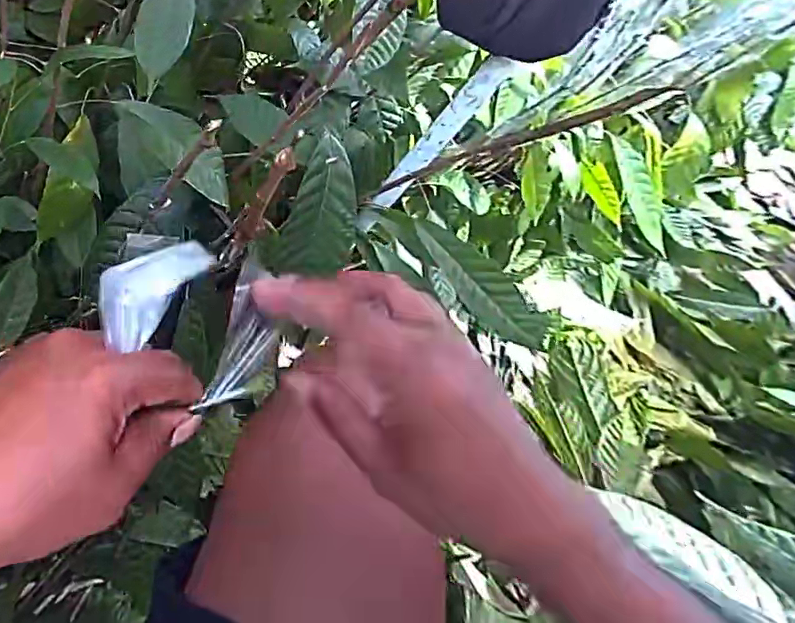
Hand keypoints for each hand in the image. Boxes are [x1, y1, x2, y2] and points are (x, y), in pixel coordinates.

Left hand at [0, 328, 202, 570]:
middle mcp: (76, 343)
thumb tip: (183, 415)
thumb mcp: (111, 487)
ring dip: (106, 385)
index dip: (186, 389)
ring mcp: (41, 345)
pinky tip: (50, 427)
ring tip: (82, 437)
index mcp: (107, 371)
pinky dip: (74, 383)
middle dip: (141, 391)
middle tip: (128, 439)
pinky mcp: (15, 355)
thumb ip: (155, 441)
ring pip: (97, 356)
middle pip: (131, 357)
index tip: (188, 413)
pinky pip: (63, 360)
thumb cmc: (36, 504)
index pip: (168, 365)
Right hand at [252, 272, 567, 558]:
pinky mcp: (462, 343)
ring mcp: (452, 336)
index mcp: (409, 367)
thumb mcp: (383, 467)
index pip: (343, 314)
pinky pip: (413, 303)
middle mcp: (431, 338)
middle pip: (368, 289)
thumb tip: (293, 375)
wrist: (532, 506)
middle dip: (322, 288)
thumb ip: (335, 413)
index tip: (262, 290)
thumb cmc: (454, 495)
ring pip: (394, 289)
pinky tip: (368, 323)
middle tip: (286, 300)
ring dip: (353, 289)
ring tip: (321, 305)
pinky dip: (380, 300)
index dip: (298, 296)